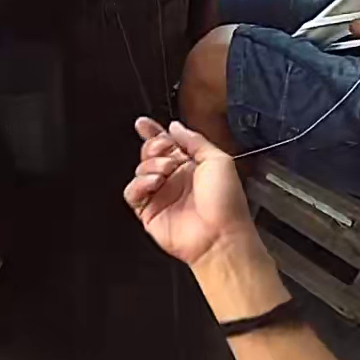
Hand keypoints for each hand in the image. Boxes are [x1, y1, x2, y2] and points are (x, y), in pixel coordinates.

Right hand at [123, 118, 254, 267]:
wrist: (220, 236)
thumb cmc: (226, 203)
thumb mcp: (219, 159)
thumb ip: (194, 140)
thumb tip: (175, 127)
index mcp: (192, 165)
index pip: (167, 143)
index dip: (153, 132)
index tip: (144, 124)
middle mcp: (175, 179)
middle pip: (150, 153)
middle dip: (154, 146)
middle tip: (164, 150)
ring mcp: (161, 195)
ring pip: (140, 170)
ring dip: (150, 165)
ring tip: (166, 172)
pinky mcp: (148, 212)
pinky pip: (132, 193)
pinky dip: (139, 184)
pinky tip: (154, 183)